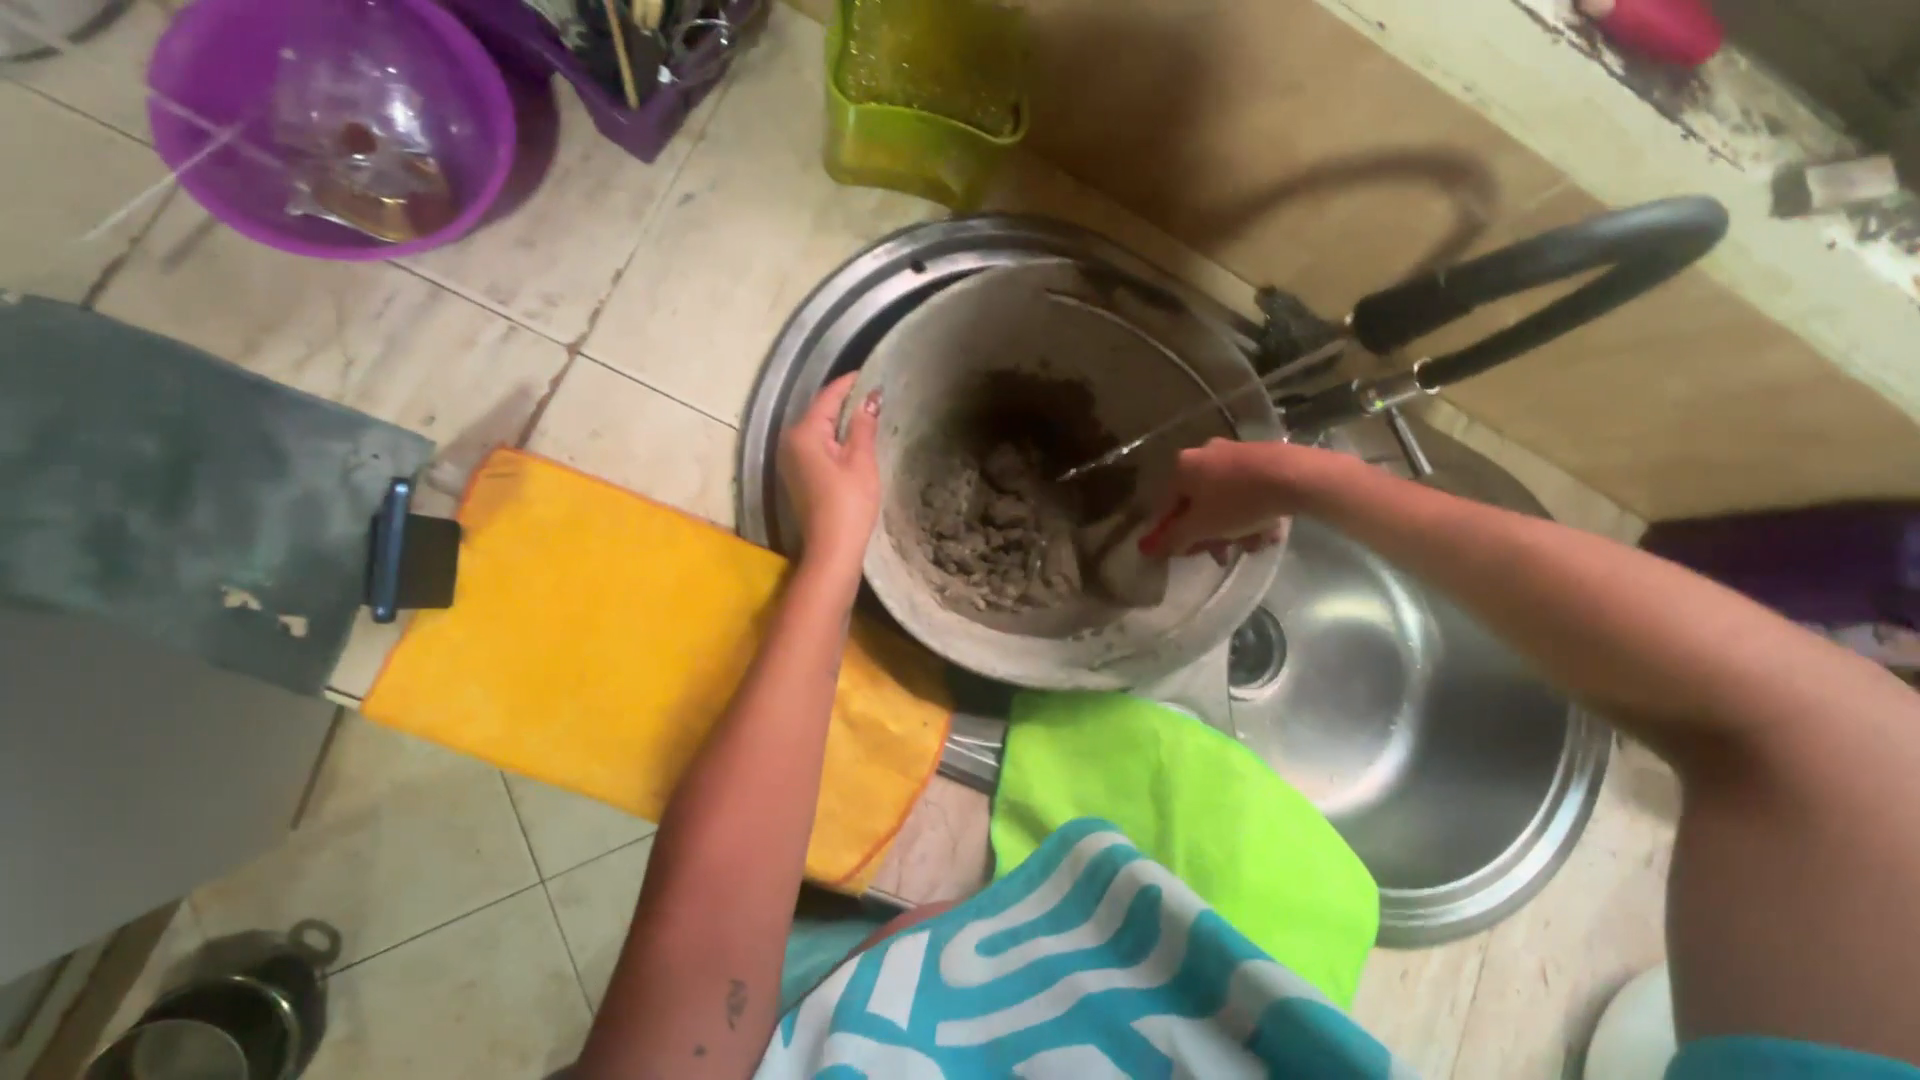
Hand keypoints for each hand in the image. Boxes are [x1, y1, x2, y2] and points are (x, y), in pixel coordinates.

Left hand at [780, 373, 881, 570]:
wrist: (832, 549)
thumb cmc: (849, 504)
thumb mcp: (861, 460)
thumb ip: (864, 425)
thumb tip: (871, 397)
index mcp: (804, 433)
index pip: (828, 397)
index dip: (849, 384)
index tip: (871, 373)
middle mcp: (790, 441)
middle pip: (819, 411)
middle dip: (845, 401)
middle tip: (873, 392)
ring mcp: (791, 459)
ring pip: (817, 429)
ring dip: (840, 420)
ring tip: (868, 411)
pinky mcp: (797, 474)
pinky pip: (816, 445)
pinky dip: (834, 438)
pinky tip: (853, 438)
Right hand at [1141, 438, 1337, 562]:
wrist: (1294, 476)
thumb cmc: (1237, 503)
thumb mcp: (1200, 527)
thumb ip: (1173, 538)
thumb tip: (1149, 548)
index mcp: (1183, 466)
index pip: (1167, 505)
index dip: (1174, 533)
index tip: (1188, 553)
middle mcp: (1205, 454)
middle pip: (1198, 502)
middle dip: (1210, 532)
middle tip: (1222, 553)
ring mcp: (1235, 453)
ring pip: (1226, 499)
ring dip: (1235, 527)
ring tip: (1252, 545)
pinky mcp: (1263, 456)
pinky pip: (1248, 490)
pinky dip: (1253, 512)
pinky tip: (1268, 531)